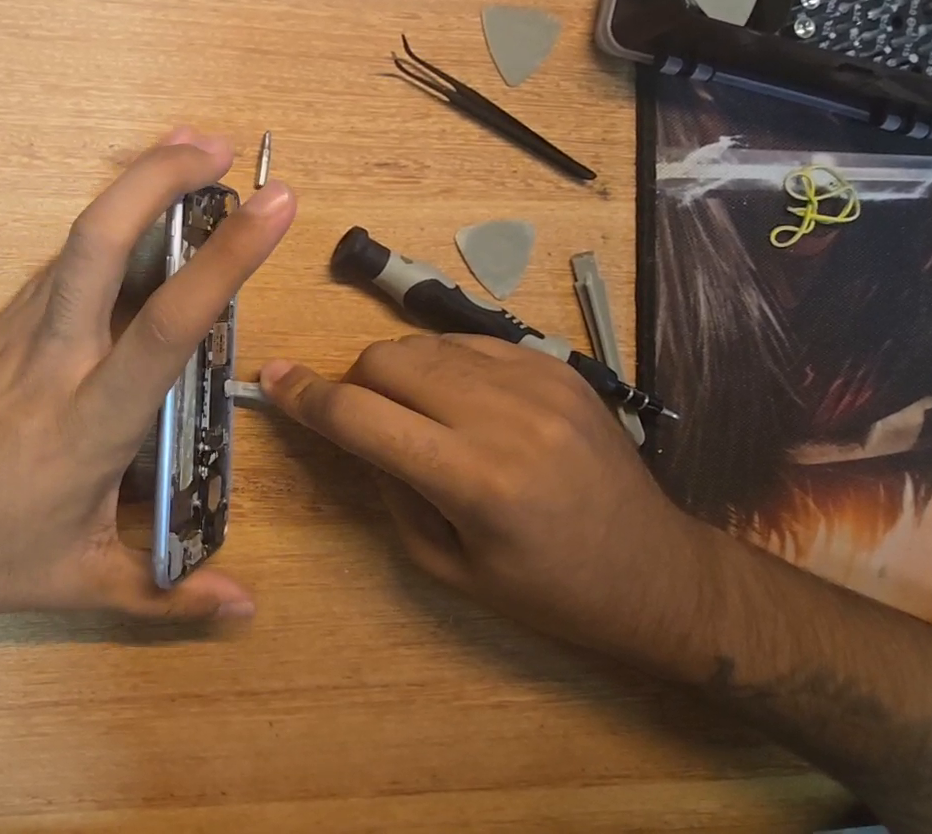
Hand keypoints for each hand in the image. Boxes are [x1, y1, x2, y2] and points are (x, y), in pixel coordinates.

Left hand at [0, 129, 294, 622]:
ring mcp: (11, 334)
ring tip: (186, 163)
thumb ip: (168, 597)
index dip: (225, 259)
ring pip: (73, 247)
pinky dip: (99, 241)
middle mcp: (50, 359)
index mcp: (88, 421)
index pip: (166, 326)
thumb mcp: (77, 585)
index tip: (275, 205)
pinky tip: (127, 241)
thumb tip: (245, 607)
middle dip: (157, 178)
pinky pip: (53, 274)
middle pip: (97, 242)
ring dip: (129, 194)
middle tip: (215, 147)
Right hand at [262, 336, 719, 663]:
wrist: (659, 573)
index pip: (360, 416)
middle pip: (385, 359)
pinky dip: (442, 363)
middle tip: (363, 417)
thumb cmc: (546, 589)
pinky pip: (467, 341)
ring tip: (416, 412)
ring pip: (421, 342)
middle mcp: (503, 418)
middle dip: (353, 382)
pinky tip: (460, 399)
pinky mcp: (557, 366)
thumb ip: (387, 487)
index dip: (304, 396)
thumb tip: (351, 428)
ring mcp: (537, 383)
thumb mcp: (444, 565)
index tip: (272, 380)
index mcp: (473, 480)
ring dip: (396, 371)